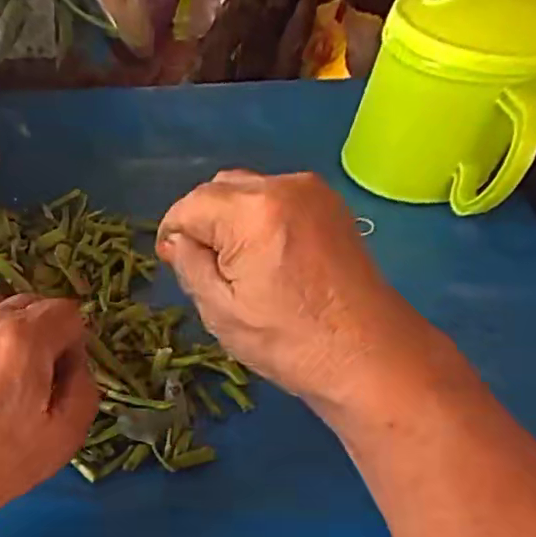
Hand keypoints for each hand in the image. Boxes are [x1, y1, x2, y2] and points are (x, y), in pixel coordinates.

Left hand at [0, 292, 97, 526]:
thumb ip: (84, 388)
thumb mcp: (66, 436)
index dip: (73, 346)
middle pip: (27, 304)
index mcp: (26, 337)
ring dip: (1, 327)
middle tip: (34, 385)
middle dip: (42, 335)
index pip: (67, 314)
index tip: (63, 381)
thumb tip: (73, 364)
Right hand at [157, 170, 452, 408]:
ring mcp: (313, 191)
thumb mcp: (220, 310)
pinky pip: (275, 199)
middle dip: (200, 222)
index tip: (171, 263)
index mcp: (253, 213)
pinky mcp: (330, 205)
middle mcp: (285, 186)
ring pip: (247, 190)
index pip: (191, 204)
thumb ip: (190, 265)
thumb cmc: (285, 340)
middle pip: (219, 187)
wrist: (364, 351)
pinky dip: (255, 221)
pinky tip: (262, 260)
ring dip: (227, 220)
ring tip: (234, 268)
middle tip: (201, 268)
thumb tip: (176, 240)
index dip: (172, 232)